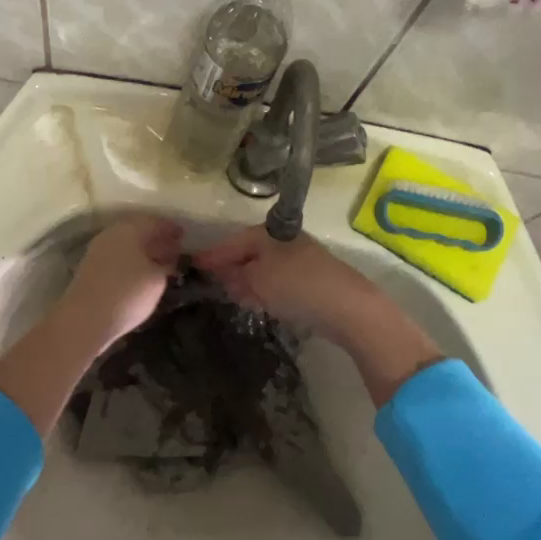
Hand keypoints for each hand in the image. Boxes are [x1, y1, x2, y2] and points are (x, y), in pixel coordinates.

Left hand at [55, 214, 183, 352]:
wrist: (85, 319)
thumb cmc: (127, 293)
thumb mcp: (157, 279)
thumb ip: (166, 265)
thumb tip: (169, 258)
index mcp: (129, 229)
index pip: (154, 222)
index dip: (170, 228)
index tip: (184, 235)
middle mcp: (111, 234)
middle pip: (138, 231)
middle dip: (156, 238)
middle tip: (174, 248)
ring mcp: (98, 251)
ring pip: (127, 244)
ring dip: (143, 251)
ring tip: (161, 263)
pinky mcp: (91, 269)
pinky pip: (118, 257)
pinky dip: (132, 261)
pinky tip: (141, 274)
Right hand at [191, 226, 377, 342]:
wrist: (347, 305)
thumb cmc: (295, 286)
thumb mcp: (256, 282)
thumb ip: (236, 279)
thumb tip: (224, 276)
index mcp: (267, 234)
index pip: (232, 243)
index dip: (212, 256)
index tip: (193, 264)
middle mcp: (283, 240)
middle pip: (249, 252)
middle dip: (231, 266)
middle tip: (212, 280)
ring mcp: (300, 258)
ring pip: (265, 266)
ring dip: (249, 279)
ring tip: (233, 294)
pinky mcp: (313, 277)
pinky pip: (280, 279)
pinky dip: (266, 287)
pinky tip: (261, 300)